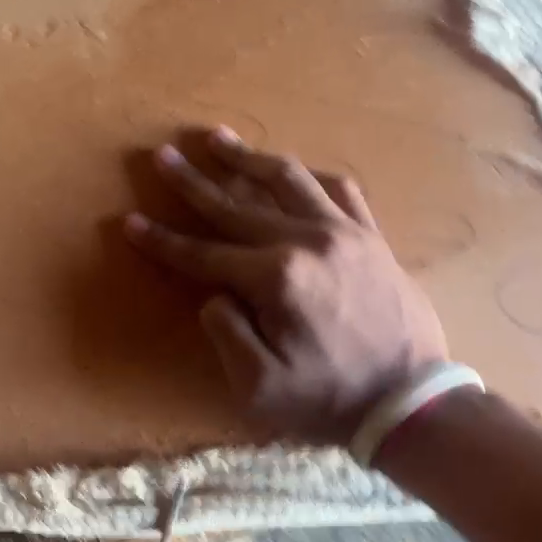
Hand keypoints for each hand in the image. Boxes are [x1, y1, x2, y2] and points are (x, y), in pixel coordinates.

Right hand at [124, 126, 446, 440]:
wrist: (412, 402)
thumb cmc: (328, 400)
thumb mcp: (258, 388)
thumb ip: (225, 334)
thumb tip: (215, 296)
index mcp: (276, 278)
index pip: (203, 253)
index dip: (163, 240)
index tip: (130, 221)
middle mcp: (308, 241)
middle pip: (237, 205)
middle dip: (194, 182)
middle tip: (163, 156)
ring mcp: (345, 233)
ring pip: (288, 180)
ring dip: (247, 158)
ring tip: (218, 138)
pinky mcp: (372, 238)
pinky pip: (340, 189)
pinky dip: (310, 176)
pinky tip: (293, 171)